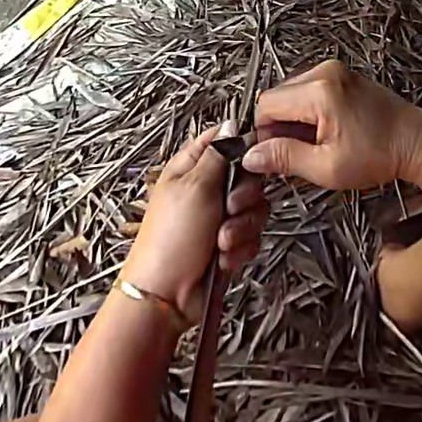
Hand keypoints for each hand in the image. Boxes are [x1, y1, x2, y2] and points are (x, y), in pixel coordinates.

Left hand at [122, 127, 267, 323]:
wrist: (167, 297)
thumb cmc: (170, 241)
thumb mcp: (196, 186)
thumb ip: (220, 153)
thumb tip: (231, 124)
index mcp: (192, 167)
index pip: (224, 139)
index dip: (241, 146)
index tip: (248, 160)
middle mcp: (206, 189)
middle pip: (247, 175)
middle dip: (244, 196)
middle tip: (228, 207)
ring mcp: (218, 217)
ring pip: (254, 207)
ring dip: (241, 227)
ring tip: (221, 240)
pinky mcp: (229, 242)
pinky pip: (252, 235)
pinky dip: (240, 247)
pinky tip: (223, 256)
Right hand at [241, 61, 421, 189]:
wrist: (416, 142)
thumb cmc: (378, 156)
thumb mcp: (326, 167)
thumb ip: (285, 158)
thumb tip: (250, 156)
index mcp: (319, 91)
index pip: (266, 105)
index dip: (264, 133)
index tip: (276, 155)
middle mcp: (324, 72)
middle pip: (277, 96)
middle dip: (279, 126)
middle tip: (299, 153)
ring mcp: (334, 69)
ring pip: (291, 93)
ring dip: (293, 118)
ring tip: (316, 143)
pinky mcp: (341, 74)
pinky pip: (308, 88)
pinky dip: (308, 110)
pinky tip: (326, 131)